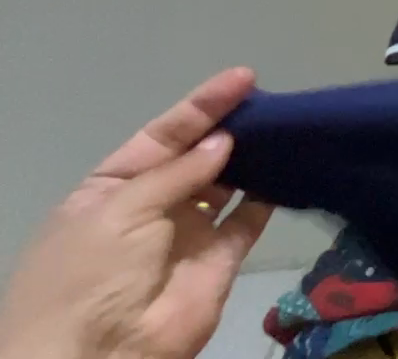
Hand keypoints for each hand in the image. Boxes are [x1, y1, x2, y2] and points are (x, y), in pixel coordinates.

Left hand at [0, 69, 273, 358]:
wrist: (98, 358)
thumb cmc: (87, 277)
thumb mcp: (118, 213)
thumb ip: (178, 172)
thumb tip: (226, 142)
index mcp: (108, 193)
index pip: (160, 137)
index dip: (200, 107)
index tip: (244, 77)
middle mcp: (150, 207)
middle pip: (199, 156)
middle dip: (233, 127)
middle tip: (275, 101)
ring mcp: (188, 231)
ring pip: (231, 180)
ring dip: (257, 155)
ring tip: (292, 125)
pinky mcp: (224, 253)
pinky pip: (253, 213)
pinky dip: (276, 189)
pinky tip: (298, 164)